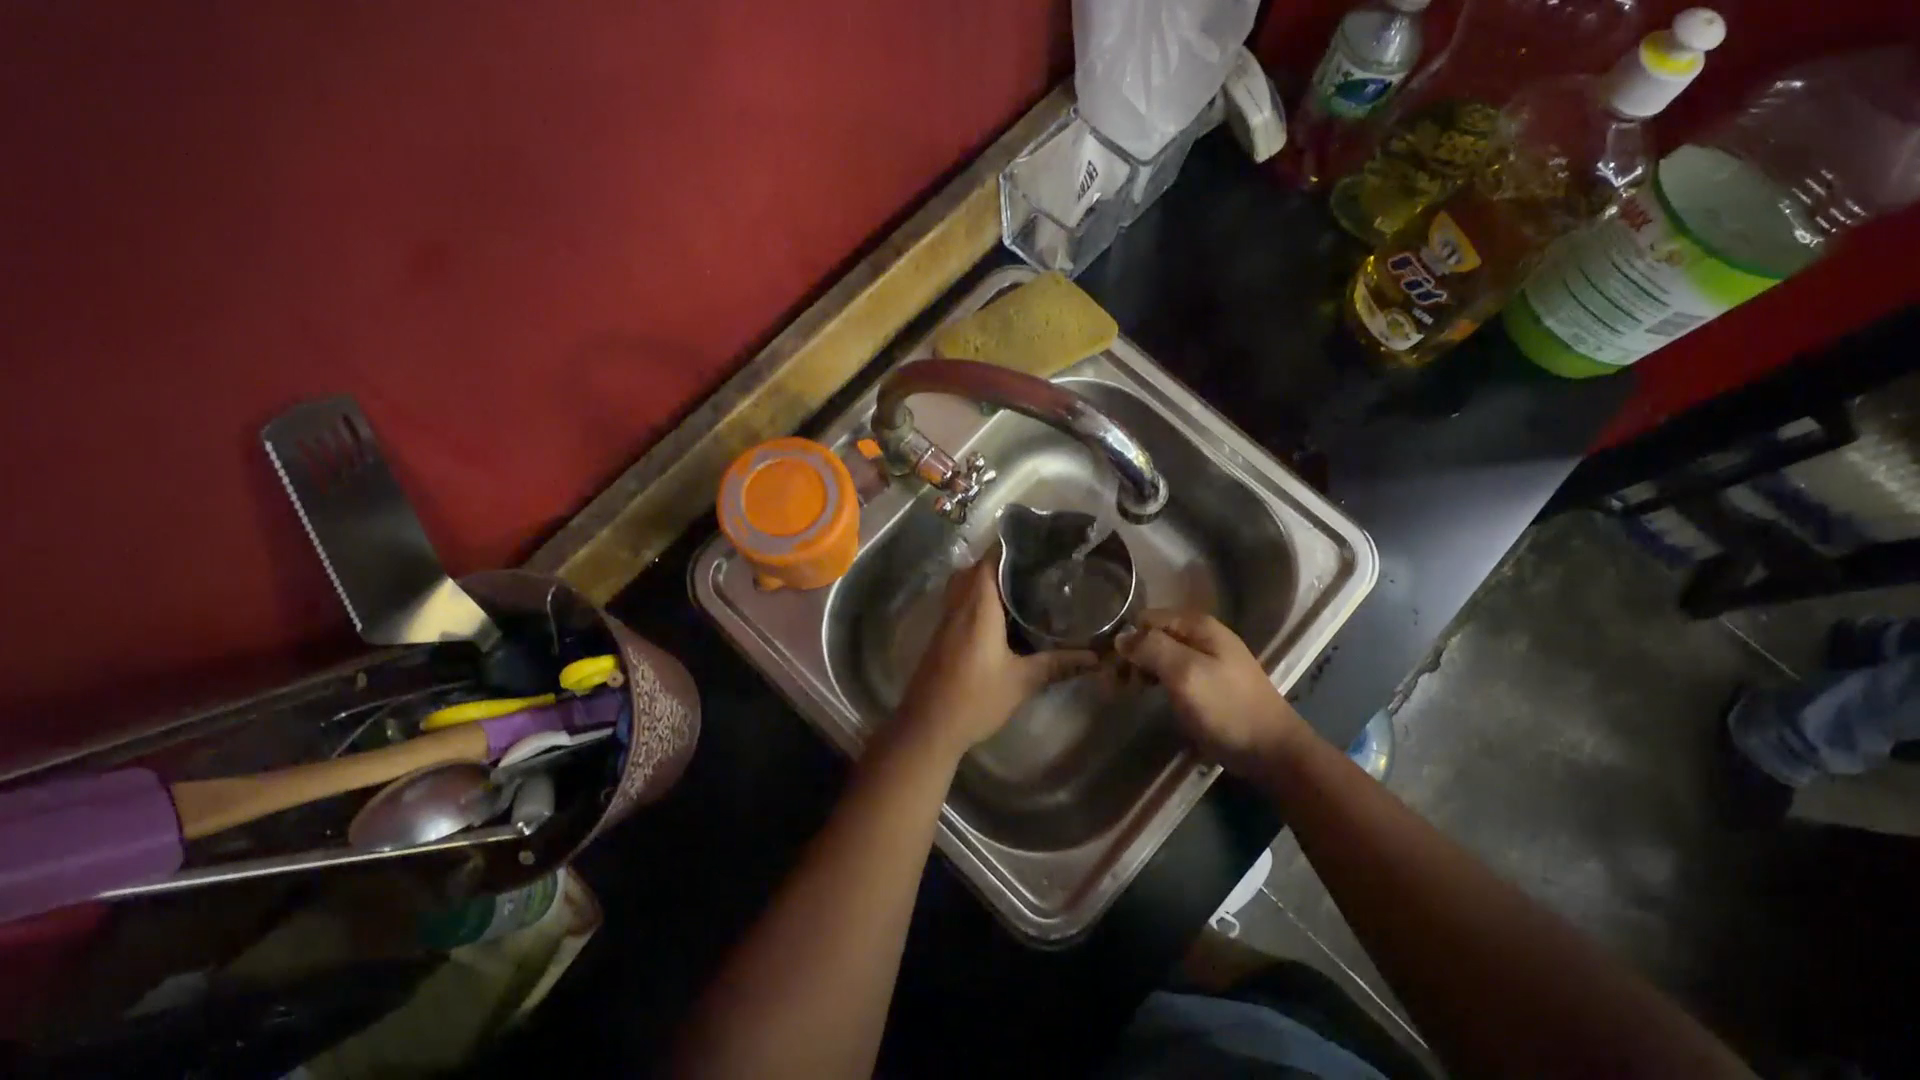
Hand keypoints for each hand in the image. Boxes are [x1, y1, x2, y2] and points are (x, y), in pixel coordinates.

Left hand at [896, 557, 1097, 755]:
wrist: (928, 727)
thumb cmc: (975, 698)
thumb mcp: (1022, 681)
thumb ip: (1058, 664)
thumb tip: (1096, 658)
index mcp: (978, 606)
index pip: (990, 559)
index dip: (1011, 546)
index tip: (1038, 543)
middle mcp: (958, 606)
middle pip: (976, 569)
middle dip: (1002, 563)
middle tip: (1035, 566)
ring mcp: (946, 621)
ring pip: (965, 586)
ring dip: (988, 582)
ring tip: (1022, 588)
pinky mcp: (941, 637)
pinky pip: (960, 604)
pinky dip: (979, 600)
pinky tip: (1002, 618)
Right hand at [1114, 609, 1313, 775]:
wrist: (1270, 749)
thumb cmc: (1226, 708)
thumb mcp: (1185, 673)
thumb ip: (1152, 648)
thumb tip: (1120, 637)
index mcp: (1197, 625)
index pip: (1145, 619)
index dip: (1126, 640)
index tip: (1112, 670)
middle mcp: (1201, 635)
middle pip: (1152, 635)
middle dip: (1131, 657)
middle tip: (1117, 687)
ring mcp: (1206, 659)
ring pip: (1160, 655)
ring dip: (1140, 670)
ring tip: (1127, 694)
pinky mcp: (1207, 682)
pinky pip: (1172, 672)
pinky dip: (1156, 681)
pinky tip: (1151, 697)